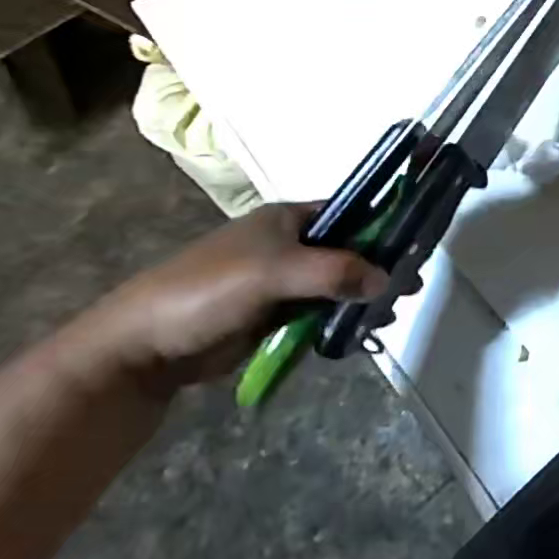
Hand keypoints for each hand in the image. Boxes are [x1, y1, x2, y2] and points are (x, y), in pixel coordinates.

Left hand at [68, 203, 385, 393]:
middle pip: (348, 249)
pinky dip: (340, 317)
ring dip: (362, 295)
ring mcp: (282, 279)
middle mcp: (289, 243)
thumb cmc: (209, 291)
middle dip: (379, 266)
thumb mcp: (275, 272)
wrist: (144, 346)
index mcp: (289, 218)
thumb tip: (387, 279)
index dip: (383, 224)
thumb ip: (334, 272)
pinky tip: (360, 330)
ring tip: (389, 314)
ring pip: (336, 282)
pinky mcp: (274, 312)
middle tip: (410, 287)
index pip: (349, 211)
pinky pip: (319, 309)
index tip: (415, 245)